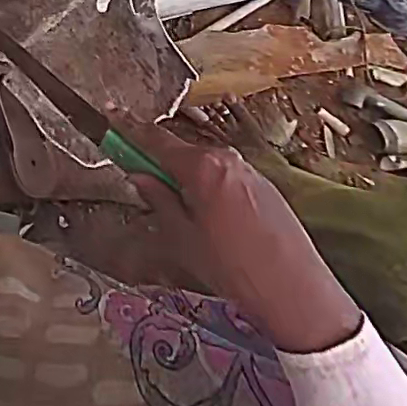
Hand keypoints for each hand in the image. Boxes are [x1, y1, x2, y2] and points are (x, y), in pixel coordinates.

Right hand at [122, 122, 362, 351]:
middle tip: (141, 180)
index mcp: (201, 166)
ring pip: (203, 164)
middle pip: (179, 150)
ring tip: (182, 214)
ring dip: (184, 177)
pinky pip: (224, 175)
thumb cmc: (233, 268)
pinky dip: (207, 185)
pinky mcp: (264, 185)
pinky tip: (211, 219)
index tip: (107, 110)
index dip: (126, 125)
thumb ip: (158, 199)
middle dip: (157, 161)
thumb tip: (139, 175)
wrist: (300, 295)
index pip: (153, 138)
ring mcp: (248, 169)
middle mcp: (225, 158)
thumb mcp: (183, 238)